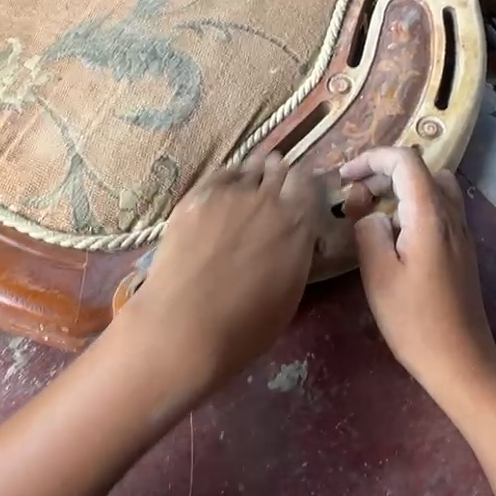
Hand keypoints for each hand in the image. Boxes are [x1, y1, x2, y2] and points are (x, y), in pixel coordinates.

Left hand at [118, 153, 325, 397]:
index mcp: (298, 223)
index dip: (302, 183)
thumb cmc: (247, 325)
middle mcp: (268, 199)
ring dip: (253, 172)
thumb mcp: (290, 292)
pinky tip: (224, 185)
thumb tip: (293, 239)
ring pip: (248, 169)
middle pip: (278, 170)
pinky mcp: (197, 197)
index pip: (307, 182)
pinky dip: (226, 178)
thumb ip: (295, 253)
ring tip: (251, 175)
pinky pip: (219, 175)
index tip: (299, 188)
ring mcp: (230, 194)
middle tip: (274, 176)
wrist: (187, 324)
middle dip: (277, 173)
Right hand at [340, 147, 495, 404]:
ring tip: (373, 210)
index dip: (372, 158)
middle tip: (355, 193)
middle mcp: (451, 215)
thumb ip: (368, 230)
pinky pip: (439, 208)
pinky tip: (394, 234)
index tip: (345, 177)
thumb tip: (366, 208)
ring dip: (401, 188)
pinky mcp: (461, 249)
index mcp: (430, 215)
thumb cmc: (415, 321)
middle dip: (384, 171)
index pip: (405, 160)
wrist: (462, 361)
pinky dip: (413, 206)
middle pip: (421, 169)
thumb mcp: (378, 275)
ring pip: (433, 187)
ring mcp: (461, 232)